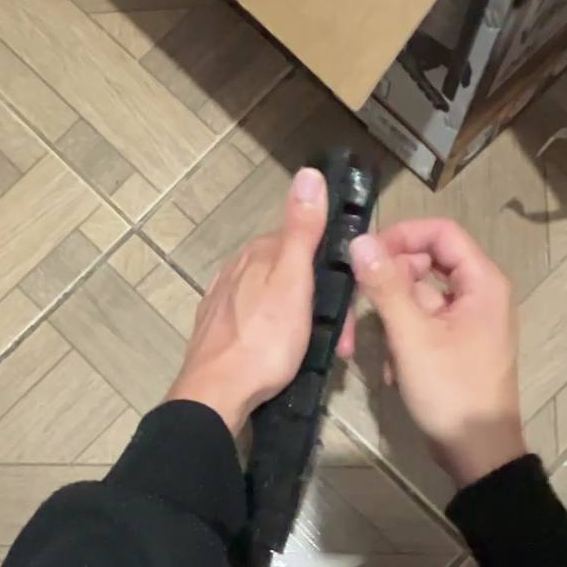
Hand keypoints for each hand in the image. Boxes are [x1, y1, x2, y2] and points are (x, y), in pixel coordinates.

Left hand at [166, 168, 327, 432]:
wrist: (218, 394)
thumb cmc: (264, 341)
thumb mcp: (293, 281)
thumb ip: (302, 230)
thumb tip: (309, 173)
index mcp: (258, 253)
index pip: (304, 243)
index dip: (332, 270)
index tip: (350, 304)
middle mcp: (236, 270)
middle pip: (288, 274)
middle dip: (317, 302)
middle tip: (339, 341)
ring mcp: (223, 301)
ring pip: (273, 300)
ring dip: (299, 321)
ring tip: (312, 352)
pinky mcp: (216, 331)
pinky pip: (256, 322)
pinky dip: (274, 334)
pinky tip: (281, 352)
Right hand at [345, 219, 525, 485]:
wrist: (477, 452)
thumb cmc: (451, 391)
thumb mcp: (412, 337)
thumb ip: (386, 286)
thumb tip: (360, 241)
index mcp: (481, 282)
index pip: (441, 232)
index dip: (402, 235)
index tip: (365, 254)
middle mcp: (477, 294)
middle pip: (426, 264)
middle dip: (391, 285)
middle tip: (362, 305)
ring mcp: (465, 322)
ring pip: (418, 299)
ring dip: (393, 321)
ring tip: (383, 352)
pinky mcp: (453, 345)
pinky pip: (421, 327)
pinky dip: (402, 342)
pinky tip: (395, 372)